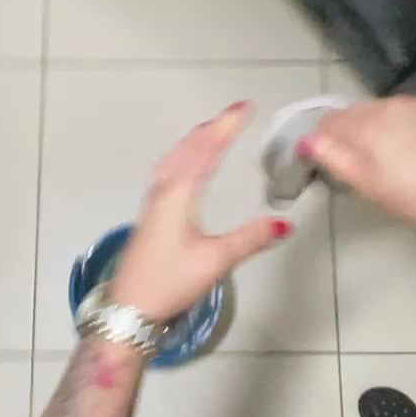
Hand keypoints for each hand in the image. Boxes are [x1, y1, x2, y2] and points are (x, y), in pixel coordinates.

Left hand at [108, 102, 293, 321]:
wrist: (129, 308)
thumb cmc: (170, 282)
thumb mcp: (215, 261)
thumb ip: (250, 239)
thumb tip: (286, 223)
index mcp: (178, 194)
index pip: (206, 151)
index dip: (226, 127)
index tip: (244, 108)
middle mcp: (163, 190)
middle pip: (188, 148)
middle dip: (212, 128)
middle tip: (235, 112)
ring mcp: (152, 201)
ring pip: (175, 158)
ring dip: (195, 140)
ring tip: (214, 129)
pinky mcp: (150, 214)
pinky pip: (168, 170)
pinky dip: (184, 155)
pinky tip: (186, 163)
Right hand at [300, 96, 415, 243]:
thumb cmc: (412, 198)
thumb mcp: (364, 184)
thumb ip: (331, 157)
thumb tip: (307, 140)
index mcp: (365, 123)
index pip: (328, 121)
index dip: (326, 142)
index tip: (338, 164)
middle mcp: (388, 104)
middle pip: (355, 113)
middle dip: (353, 134)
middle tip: (368, 168)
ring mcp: (415, 103)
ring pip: (381, 111)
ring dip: (378, 129)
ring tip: (395, 161)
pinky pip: (406, 112)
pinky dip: (402, 126)